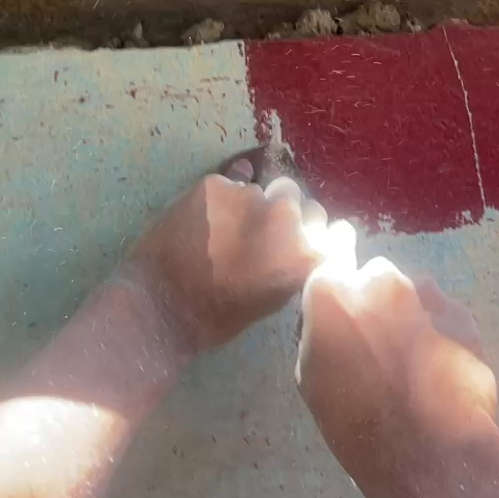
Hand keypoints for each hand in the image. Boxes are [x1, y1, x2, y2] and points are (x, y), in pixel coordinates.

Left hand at [116, 151, 326, 358]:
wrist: (162, 305)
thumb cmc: (219, 315)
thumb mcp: (274, 297)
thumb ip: (295, 264)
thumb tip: (300, 242)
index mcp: (307, 255)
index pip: (336, 229)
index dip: (318, 231)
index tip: (303, 237)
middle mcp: (287, 219)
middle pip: (298, 200)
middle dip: (282, 211)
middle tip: (257, 231)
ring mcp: (251, 196)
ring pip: (259, 189)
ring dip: (247, 204)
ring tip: (223, 226)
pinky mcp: (217, 183)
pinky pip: (227, 181)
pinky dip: (218, 197)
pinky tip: (201, 218)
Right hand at [296, 256, 498, 497]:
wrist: (430, 452)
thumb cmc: (357, 423)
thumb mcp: (311, 380)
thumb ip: (318, 334)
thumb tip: (328, 321)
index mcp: (331, 293)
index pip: (329, 275)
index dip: (337, 300)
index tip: (342, 325)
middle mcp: (378, 279)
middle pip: (374, 279)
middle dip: (376, 303)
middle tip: (379, 347)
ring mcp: (425, 293)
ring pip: (413, 294)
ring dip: (411, 316)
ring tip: (414, 364)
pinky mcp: (460, 313)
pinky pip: (444, 316)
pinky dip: (442, 334)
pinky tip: (440, 371)